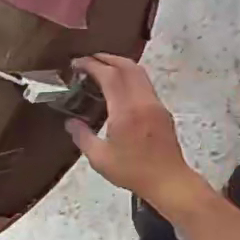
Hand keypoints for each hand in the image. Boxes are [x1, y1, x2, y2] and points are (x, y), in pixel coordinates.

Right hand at [65, 54, 207, 207]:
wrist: (168, 181)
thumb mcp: (100, 159)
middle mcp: (143, 101)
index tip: (77, 63)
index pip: (109, 75)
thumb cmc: (133, 172)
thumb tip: (70, 123)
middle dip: (107, 58)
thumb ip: (83, 137)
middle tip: (89, 60)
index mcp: (125, 110)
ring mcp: (155, 104)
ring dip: (121, 65)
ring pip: (139, 73)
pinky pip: (145, 85)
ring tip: (104, 69)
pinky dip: (130, 78)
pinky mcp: (163, 111)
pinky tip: (120, 89)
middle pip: (127, 66)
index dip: (92, 65)